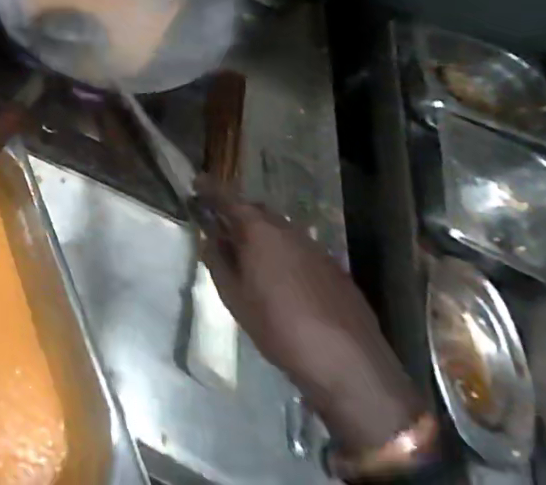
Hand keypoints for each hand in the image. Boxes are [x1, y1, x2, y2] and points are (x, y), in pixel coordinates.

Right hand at [197, 178, 424, 453]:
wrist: (349, 363)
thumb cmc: (279, 328)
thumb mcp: (235, 298)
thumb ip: (218, 261)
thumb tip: (210, 238)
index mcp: (259, 231)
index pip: (228, 198)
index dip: (210, 189)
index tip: (197, 181)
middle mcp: (287, 230)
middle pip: (256, 210)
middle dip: (237, 212)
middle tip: (220, 225)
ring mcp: (315, 247)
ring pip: (280, 229)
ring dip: (261, 233)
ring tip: (248, 254)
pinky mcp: (334, 268)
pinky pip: (299, 248)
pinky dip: (283, 251)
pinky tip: (281, 278)